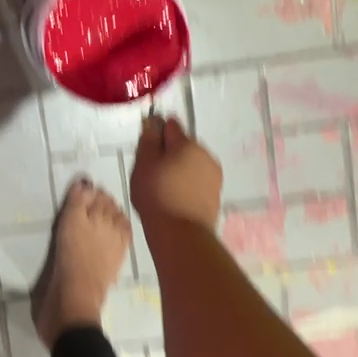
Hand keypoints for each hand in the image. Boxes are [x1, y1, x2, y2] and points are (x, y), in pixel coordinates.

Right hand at [130, 115, 223, 229]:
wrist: (181, 233)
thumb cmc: (157, 195)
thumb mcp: (143, 164)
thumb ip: (148, 140)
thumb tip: (153, 123)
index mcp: (187, 143)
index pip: (171, 125)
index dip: (156, 133)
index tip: (145, 150)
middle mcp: (205, 154)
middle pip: (182, 145)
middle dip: (168, 153)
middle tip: (150, 172)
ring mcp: (214, 175)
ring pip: (191, 163)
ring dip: (178, 169)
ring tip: (162, 188)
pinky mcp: (215, 194)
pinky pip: (197, 180)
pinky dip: (186, 184)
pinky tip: (174, 198)